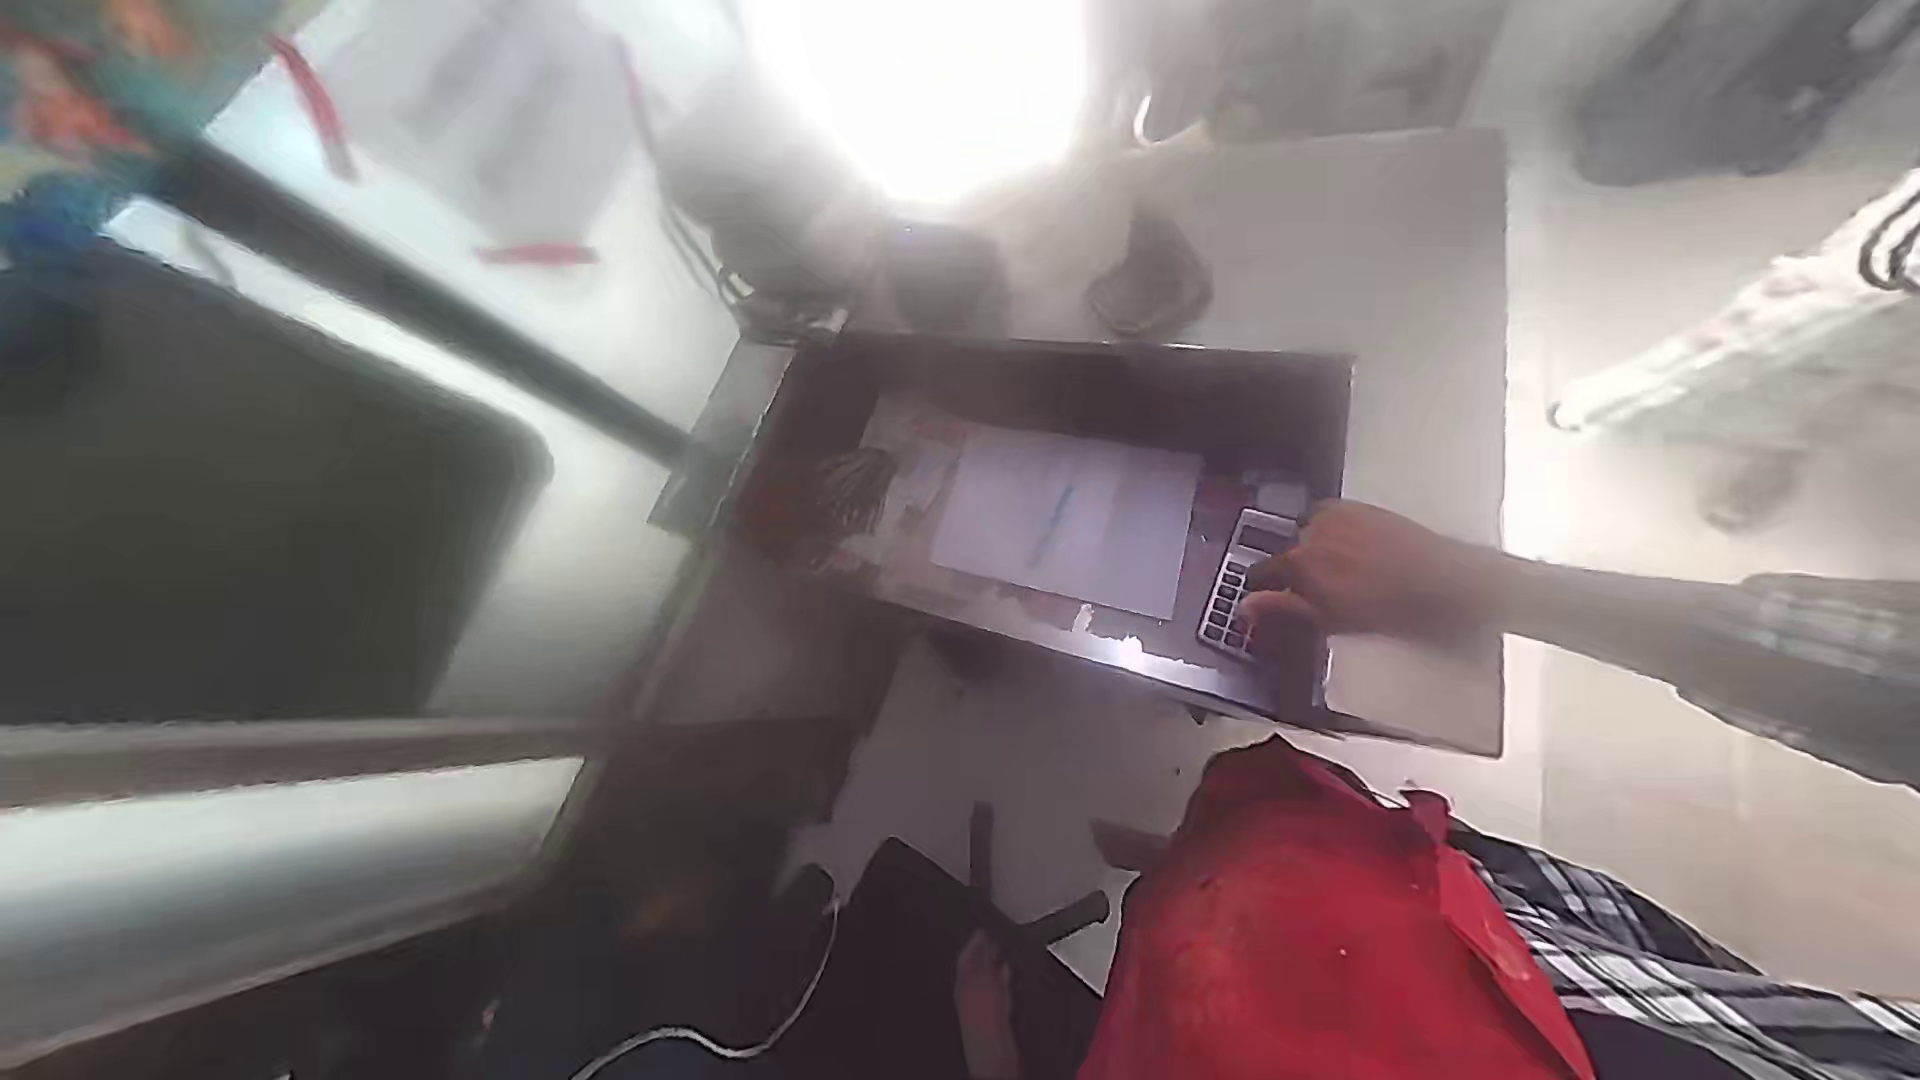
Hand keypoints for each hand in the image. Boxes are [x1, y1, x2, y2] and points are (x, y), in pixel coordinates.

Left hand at [955, 931, 1020, 1079]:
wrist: (995, 1060)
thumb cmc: (984, 1023)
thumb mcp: (983, 982)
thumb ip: (983, 960)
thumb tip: (981, 936)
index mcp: (963, 985)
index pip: (966, 957)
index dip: (973, 942)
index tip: (981, 930)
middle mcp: (970, 995)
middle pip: (976, 967)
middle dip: (985, 953)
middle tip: (992, 938)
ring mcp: (982, 1008)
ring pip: (987, 979)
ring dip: (994, 966)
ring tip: (1002, 955)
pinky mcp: (995, 1019)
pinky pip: (997, 994)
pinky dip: (1001, 982)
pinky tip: (1007, 979)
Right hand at [1239, 500, 1505, 646]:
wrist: (1454, 585)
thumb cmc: (1395, 612)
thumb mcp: (1333, 622)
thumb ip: (1283, 609)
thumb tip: (1244, 606)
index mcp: (1300, 564)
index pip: (1262, 573)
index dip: (1267, 590)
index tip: (1278, 600)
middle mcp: (1311, 534)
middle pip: (1286, 554)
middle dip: (1297, 571)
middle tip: (1324, 591)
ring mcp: (1335, 517)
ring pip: (1306, 535)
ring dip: (1315, 550)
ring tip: (1344, 570)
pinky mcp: (1357, 507)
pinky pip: (1328, 518)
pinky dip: (1332, 532)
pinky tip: (1353, 550)